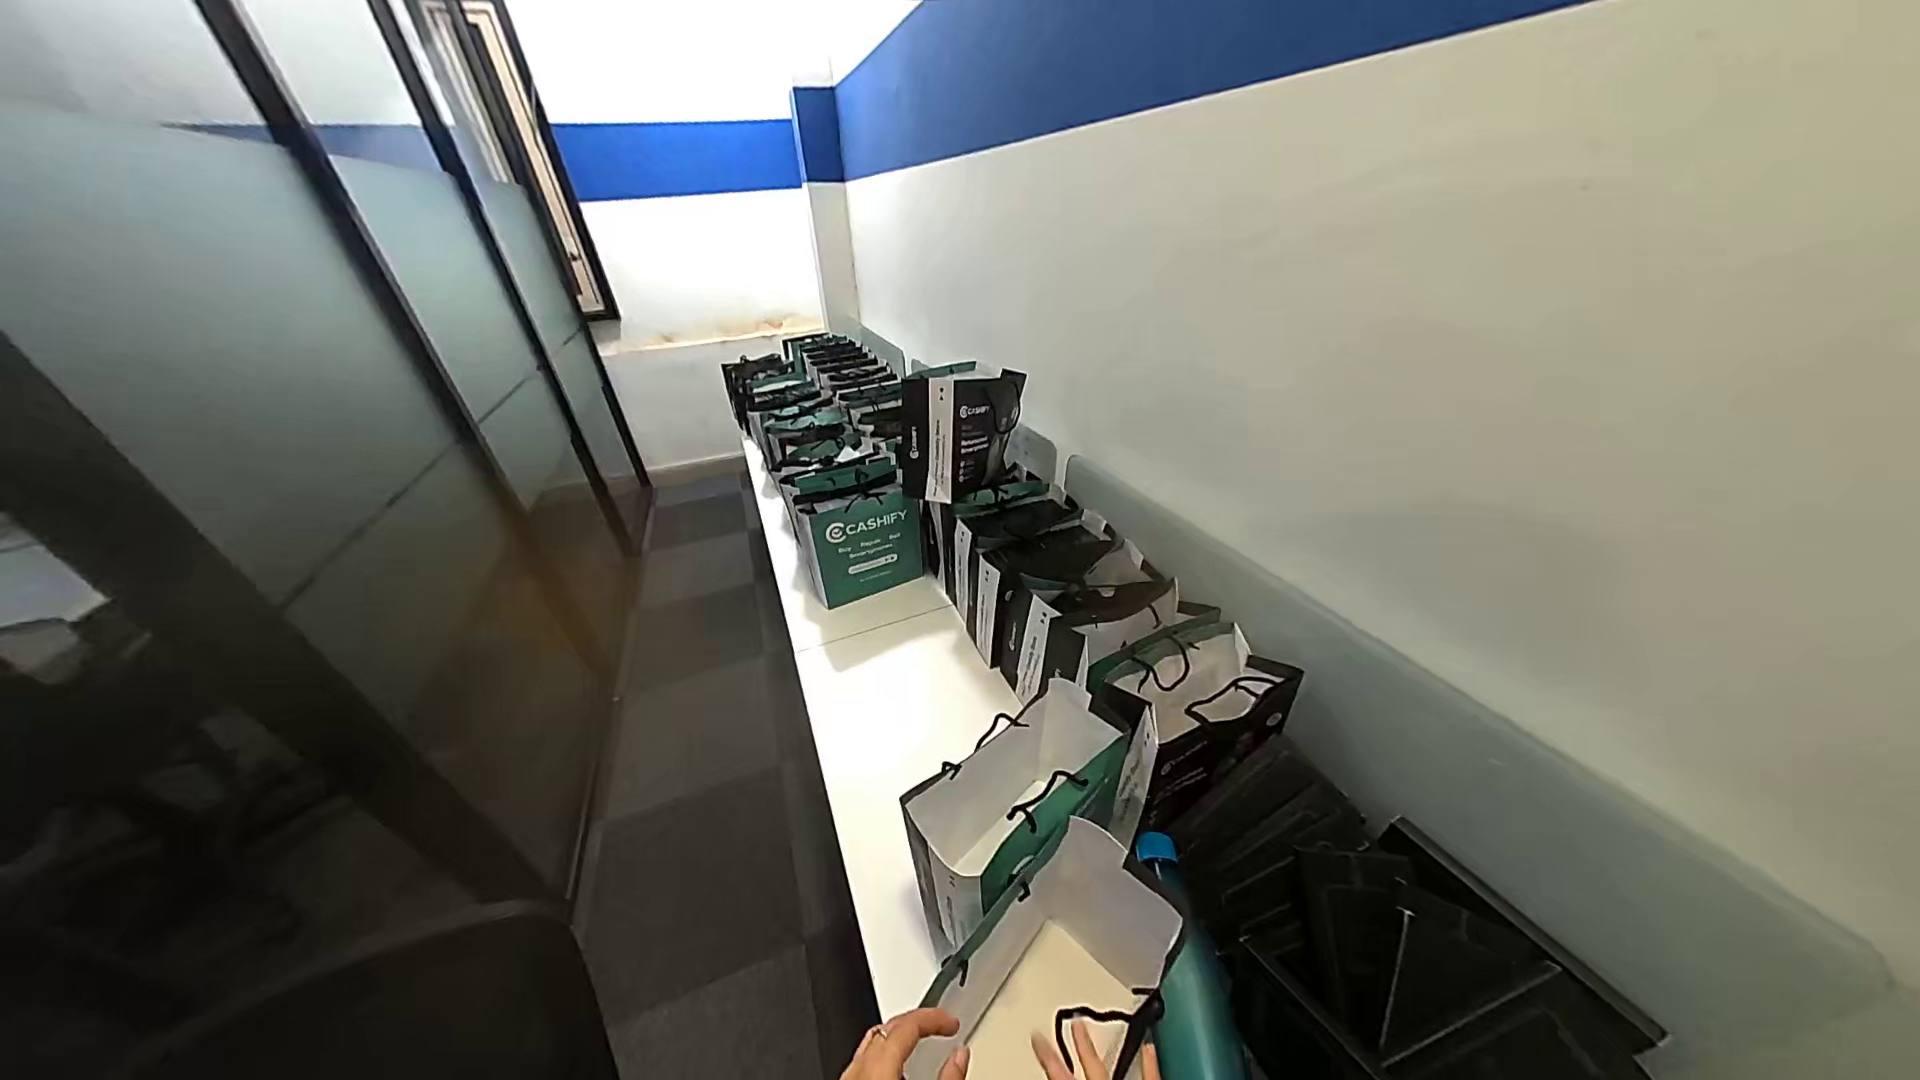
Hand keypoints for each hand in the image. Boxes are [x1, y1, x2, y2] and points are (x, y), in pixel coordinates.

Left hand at [839, 1008, 967, 1079]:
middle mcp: (857, 1070)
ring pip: (870, 1044)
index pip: (907, 1023)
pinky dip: (880, 1057)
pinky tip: (893, 1070)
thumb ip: (947, 1078)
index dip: (933, 1017)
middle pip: (886, 1029)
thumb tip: (961, 1055)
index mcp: (878, 1067)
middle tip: (939, 1027)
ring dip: (896, 1039)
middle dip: (915, 1023)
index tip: (950, 1021)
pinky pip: (860, 1063)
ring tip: (919, 1046)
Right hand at [1031, 1020, 1161, 1079]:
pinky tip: (1149, 1049)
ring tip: (1086, 1030)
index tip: (1038, 1038)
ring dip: (1098, 1052)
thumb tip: (1053, 1079)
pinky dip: (1151, 1066)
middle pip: (1088, 1071)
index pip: (1063, 1079)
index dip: (1049, 1060)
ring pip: (1111, 1073)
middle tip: (1064, 1027)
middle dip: (1073, 1049)